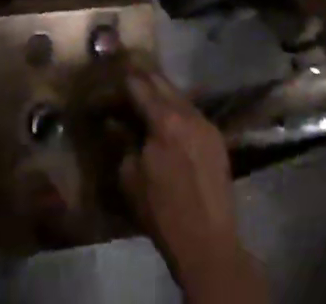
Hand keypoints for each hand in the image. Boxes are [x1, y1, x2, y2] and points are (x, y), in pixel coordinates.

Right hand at [119, 67, 266, 303]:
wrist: (208, 243)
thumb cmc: (162, 211)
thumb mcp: (129, 177)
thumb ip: (122, 141)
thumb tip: (113, 122)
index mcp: (164, 119)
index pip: (138, 84)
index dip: (120, 84)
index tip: (108, 89)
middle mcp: (188, 113)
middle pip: (161, 82)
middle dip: (141, 82)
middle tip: (124, 91)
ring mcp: (206, 124)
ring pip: (179, 95)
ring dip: (160, 96)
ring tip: (145, 107)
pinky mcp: (217, 139)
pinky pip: (192, 113)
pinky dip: (176, 112)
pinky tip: (167, 127)